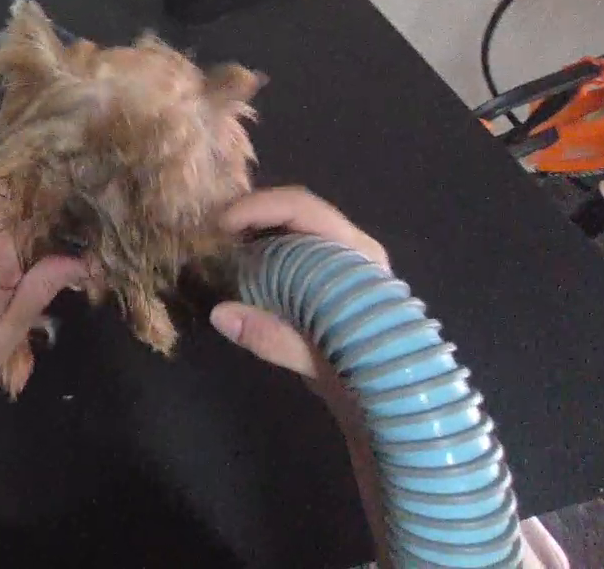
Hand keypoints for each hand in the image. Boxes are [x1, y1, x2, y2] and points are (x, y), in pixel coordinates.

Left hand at [0, 177, 85, 398]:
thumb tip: (83, 260)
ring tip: (9, 231)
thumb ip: (44, 285)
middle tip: (36, 239)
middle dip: (27, 212)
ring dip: (1, 202)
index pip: (33, 213)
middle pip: (10, 196)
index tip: (62, 235)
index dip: (51, 222)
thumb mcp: (13, 325)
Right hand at [207, 188, 388, 382]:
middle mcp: (351, 246)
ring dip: (253, 224)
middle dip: (250, 211)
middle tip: (213, 232)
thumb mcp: (319, 364)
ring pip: (290, 219)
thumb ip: (274, 339)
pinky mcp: (327, 267)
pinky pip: (289, 237)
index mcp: (357, 257)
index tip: (222, 226)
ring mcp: (340, 254)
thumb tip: (219, 313)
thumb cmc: (362, 377)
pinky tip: (239, 256)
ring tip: (221, 242)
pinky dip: (260, 239)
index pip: (304, 209)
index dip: (259, 208)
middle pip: (295, 206)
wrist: (390, 397)